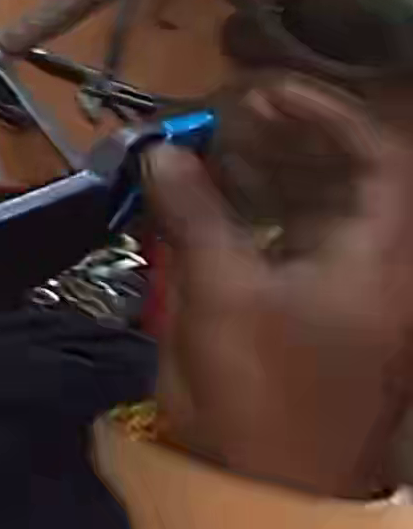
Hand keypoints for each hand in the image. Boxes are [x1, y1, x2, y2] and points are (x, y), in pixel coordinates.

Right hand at [148, 78, 412, 497]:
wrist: (258, 450)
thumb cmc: (265, 371)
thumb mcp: (227, 288)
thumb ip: (195, 213)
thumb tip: (161, 149)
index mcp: (375, 259)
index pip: (379, 170)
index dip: (332, 121)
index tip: (263, 91)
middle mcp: (352, 255)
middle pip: (335, 177)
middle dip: (282, 134)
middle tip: (219, 105)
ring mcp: (305, 270)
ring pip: (286, 197)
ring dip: (240, 160)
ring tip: (188, 132)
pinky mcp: (260, 282)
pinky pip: (244, 221)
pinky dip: (211, 192)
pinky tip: (175, 176)